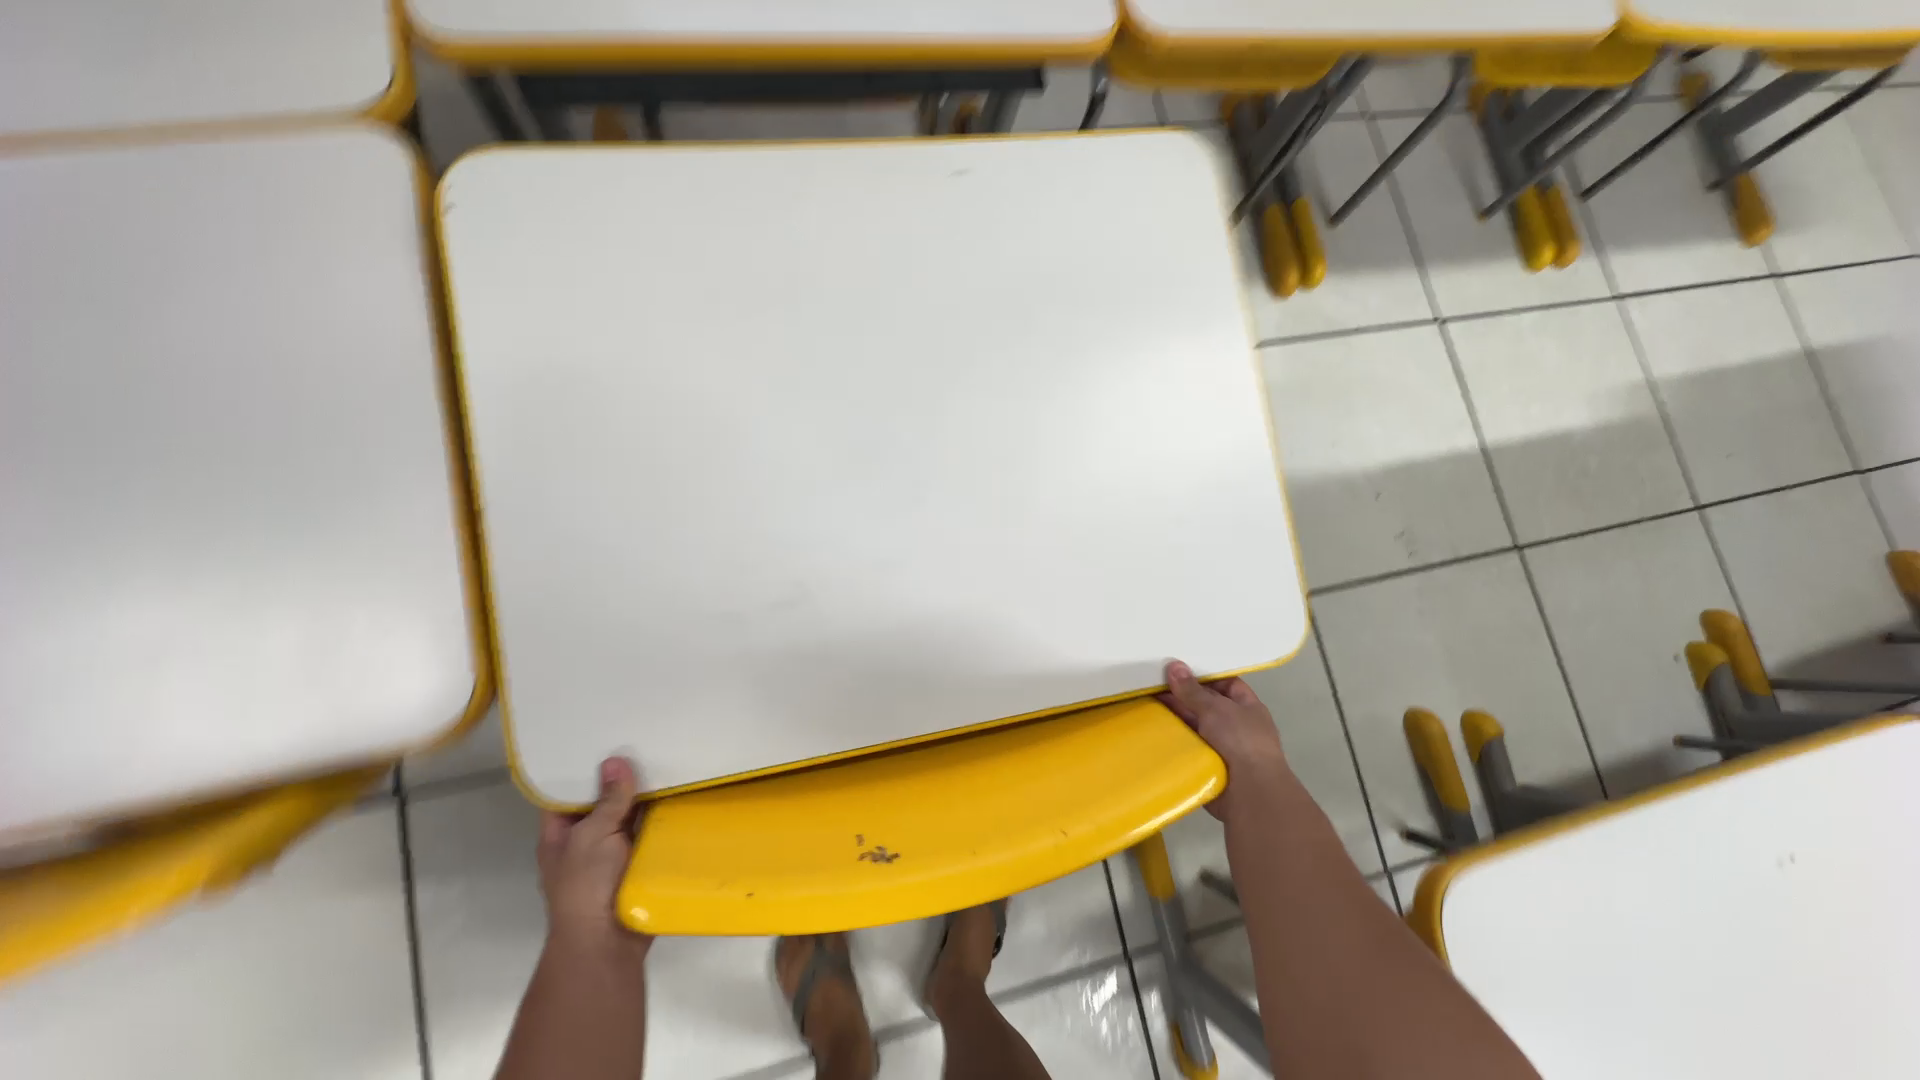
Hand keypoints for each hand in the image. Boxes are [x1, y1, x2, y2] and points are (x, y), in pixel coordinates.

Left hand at [536, 756, 650, 958]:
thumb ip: (607, 800)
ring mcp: (614, 853)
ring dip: (647, 797)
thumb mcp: (592, 836)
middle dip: (621, 778)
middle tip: (644, 738)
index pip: (565, 793)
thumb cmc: (586, 887)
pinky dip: (665, 818)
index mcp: (560, 834)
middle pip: (602, 802)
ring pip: (631, 816)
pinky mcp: (640, 863)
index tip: (601, 738)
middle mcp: (586, 840)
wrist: (608, 944)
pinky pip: (652, 833)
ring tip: (669, 756)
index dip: (579, 768)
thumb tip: (615, 760)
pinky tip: (684, 792)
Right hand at [1158, 660, 1289, 820]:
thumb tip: (1174, 666)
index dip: (1204, 676)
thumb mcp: (1216, 708)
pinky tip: (1152, 732)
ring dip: (1176, 720)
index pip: (1226, 685)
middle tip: (1151, 686)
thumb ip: (1192, 690)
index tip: (1177, 670)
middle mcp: (1236, 726)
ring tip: (1145, 706)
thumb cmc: (1240, 741)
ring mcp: (1223, 748)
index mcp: (1247, 707)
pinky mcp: (1208, 766)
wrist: (1250, 792)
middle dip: (1183, 697)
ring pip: (1195, 727)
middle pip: (1206, 705)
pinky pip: (1188, 748)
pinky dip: (1174, 741)